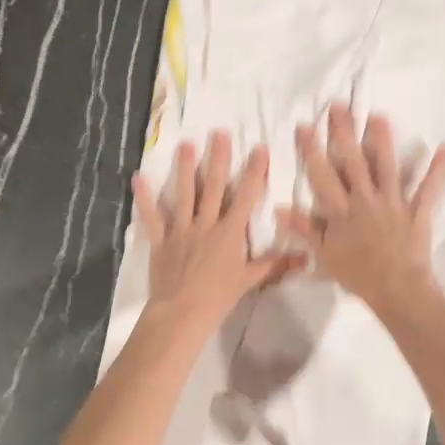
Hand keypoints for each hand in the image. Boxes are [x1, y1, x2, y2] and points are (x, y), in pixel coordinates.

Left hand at [132, 132, 301, 332]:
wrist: (182, 312)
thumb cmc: (219, 297)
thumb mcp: (250, 280)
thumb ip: (275, 264)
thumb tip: (306, 257)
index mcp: (230, 233)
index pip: (245, 197)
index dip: (254, 172)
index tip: (259, 148)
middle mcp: (206, 224)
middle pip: (213, 187)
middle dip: (218, 159)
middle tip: (219, 132)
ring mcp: (181, 230)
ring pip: (184, 194)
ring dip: (184, 168)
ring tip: (186, 144)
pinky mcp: (161, 240)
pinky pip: (151, 216)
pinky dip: (144, 198)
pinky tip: (138, 178)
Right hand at [278, 105, 444, 313]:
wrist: (396, 288)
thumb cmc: (357, 275)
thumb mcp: (324, 255)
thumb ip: (305, 230)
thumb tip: (280, 210)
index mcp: (341, 211)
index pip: (322, 175)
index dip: (312, 150)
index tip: (305, 127)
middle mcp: (365, 199)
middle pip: (353, 162)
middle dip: (344, 133)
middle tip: (339, 107)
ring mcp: (393, 203)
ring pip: (387, 167)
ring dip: (383, 141)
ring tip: (379, 116)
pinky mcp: (417, 211)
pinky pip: (429, 188)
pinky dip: (439, 170)